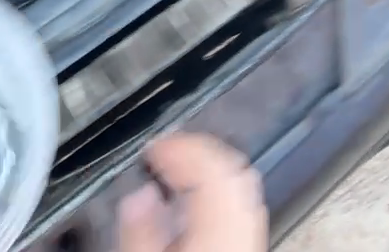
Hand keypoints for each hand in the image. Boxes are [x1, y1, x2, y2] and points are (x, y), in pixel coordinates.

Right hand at [117, 133, 266, 251]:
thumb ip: (140, 231)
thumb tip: (139, 195)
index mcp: (216, 233)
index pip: (210, 168)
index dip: (181, 146)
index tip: (155, 147)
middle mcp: (241, 235)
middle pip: (234, 173)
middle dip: (199, 151)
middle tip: (167, 151)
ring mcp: (249, 246)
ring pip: (243, 190)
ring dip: (212, 170)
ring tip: (180, 170)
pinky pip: (244, 212)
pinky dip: (221, 194)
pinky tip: (197, 206)